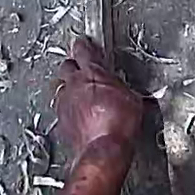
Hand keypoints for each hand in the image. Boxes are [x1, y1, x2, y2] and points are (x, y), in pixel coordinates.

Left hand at [54, 36, 142, 169]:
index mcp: (93, 73)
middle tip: (81, 68)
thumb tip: (130, 93)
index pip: (83, 50)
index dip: (83, 46)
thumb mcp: (133, 100)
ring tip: (78, 92)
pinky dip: (68, 108)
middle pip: (66, 66)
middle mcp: (74, 85)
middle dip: (73, 66)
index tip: (84, 44)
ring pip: (61, 88)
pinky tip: (77, 114)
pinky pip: (61, 108)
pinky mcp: (61, 122)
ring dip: (68, 88)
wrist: (104, 150)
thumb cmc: (118, 123)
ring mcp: (65, 104)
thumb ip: (124, 90)